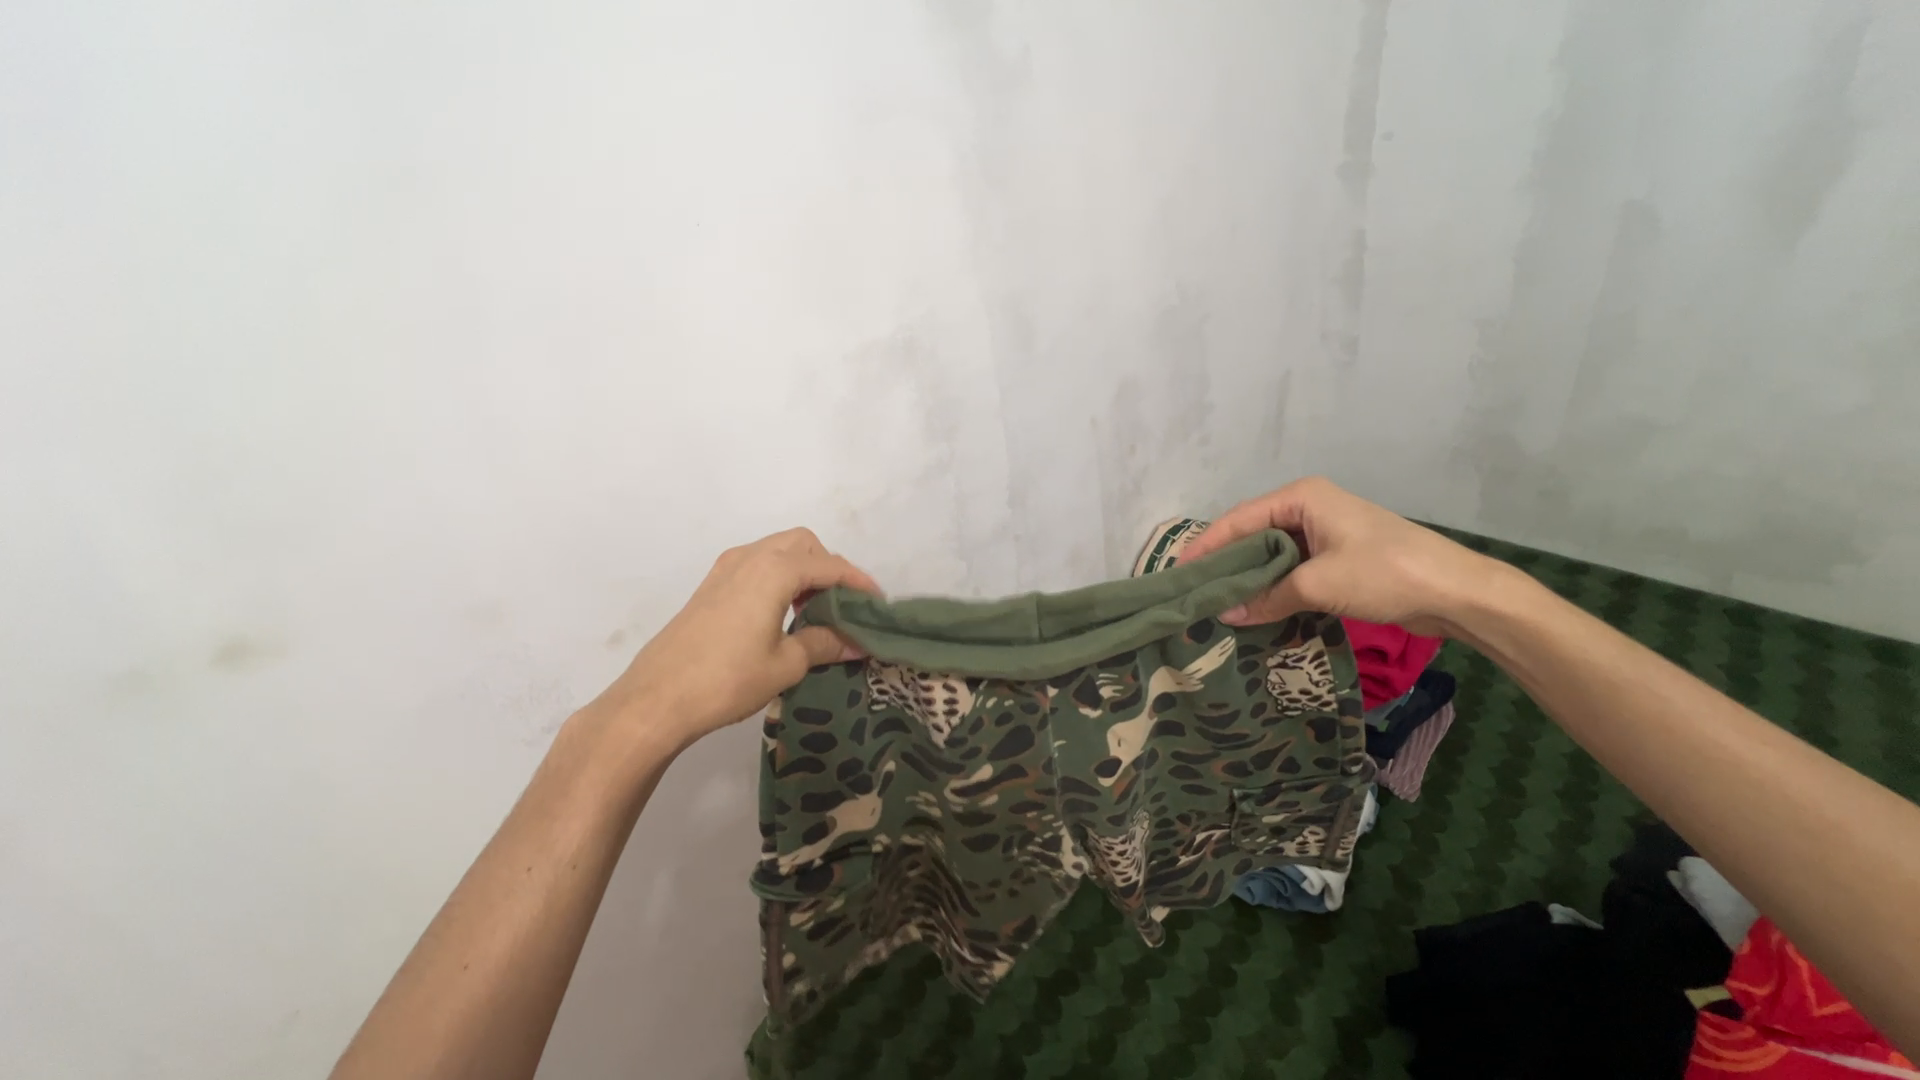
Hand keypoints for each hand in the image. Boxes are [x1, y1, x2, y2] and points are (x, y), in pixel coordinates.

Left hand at [586, 528, 880, 749]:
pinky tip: (782, 613)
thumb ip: (824, 643)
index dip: (858, 583)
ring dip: (802, 570)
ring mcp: (725, 569)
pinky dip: (778, 577)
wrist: (657, 699)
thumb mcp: (786, 664)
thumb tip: (857, 643)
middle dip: (829, 567)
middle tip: (844, 605)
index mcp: (774, 570)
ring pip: (776, 550)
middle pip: (802, 544)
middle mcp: (750, 558)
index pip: (829, 566)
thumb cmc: (728, 680)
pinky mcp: (710, 586)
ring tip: (816, 610)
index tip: (878, 605)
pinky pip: (756, 565)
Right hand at [1178, 477, 1500, 635]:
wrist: (1456, 591)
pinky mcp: (1338, 556)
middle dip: (1225, 563)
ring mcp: (1325, 532)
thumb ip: (1267, 597)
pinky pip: (1292, 568)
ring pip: (1272, 553)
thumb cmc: (1385, 572)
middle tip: (1193, 592)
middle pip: (1252, 534)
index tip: (1178, 573)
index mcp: (1303, 497)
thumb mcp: (1319, 584)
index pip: (1238, 519)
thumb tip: (1224, 615)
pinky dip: (1273, 586)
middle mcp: (1309, 507)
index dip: (1206, 546)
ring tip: (1216, 603)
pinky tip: (1255, 607)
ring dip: (1249, 578)